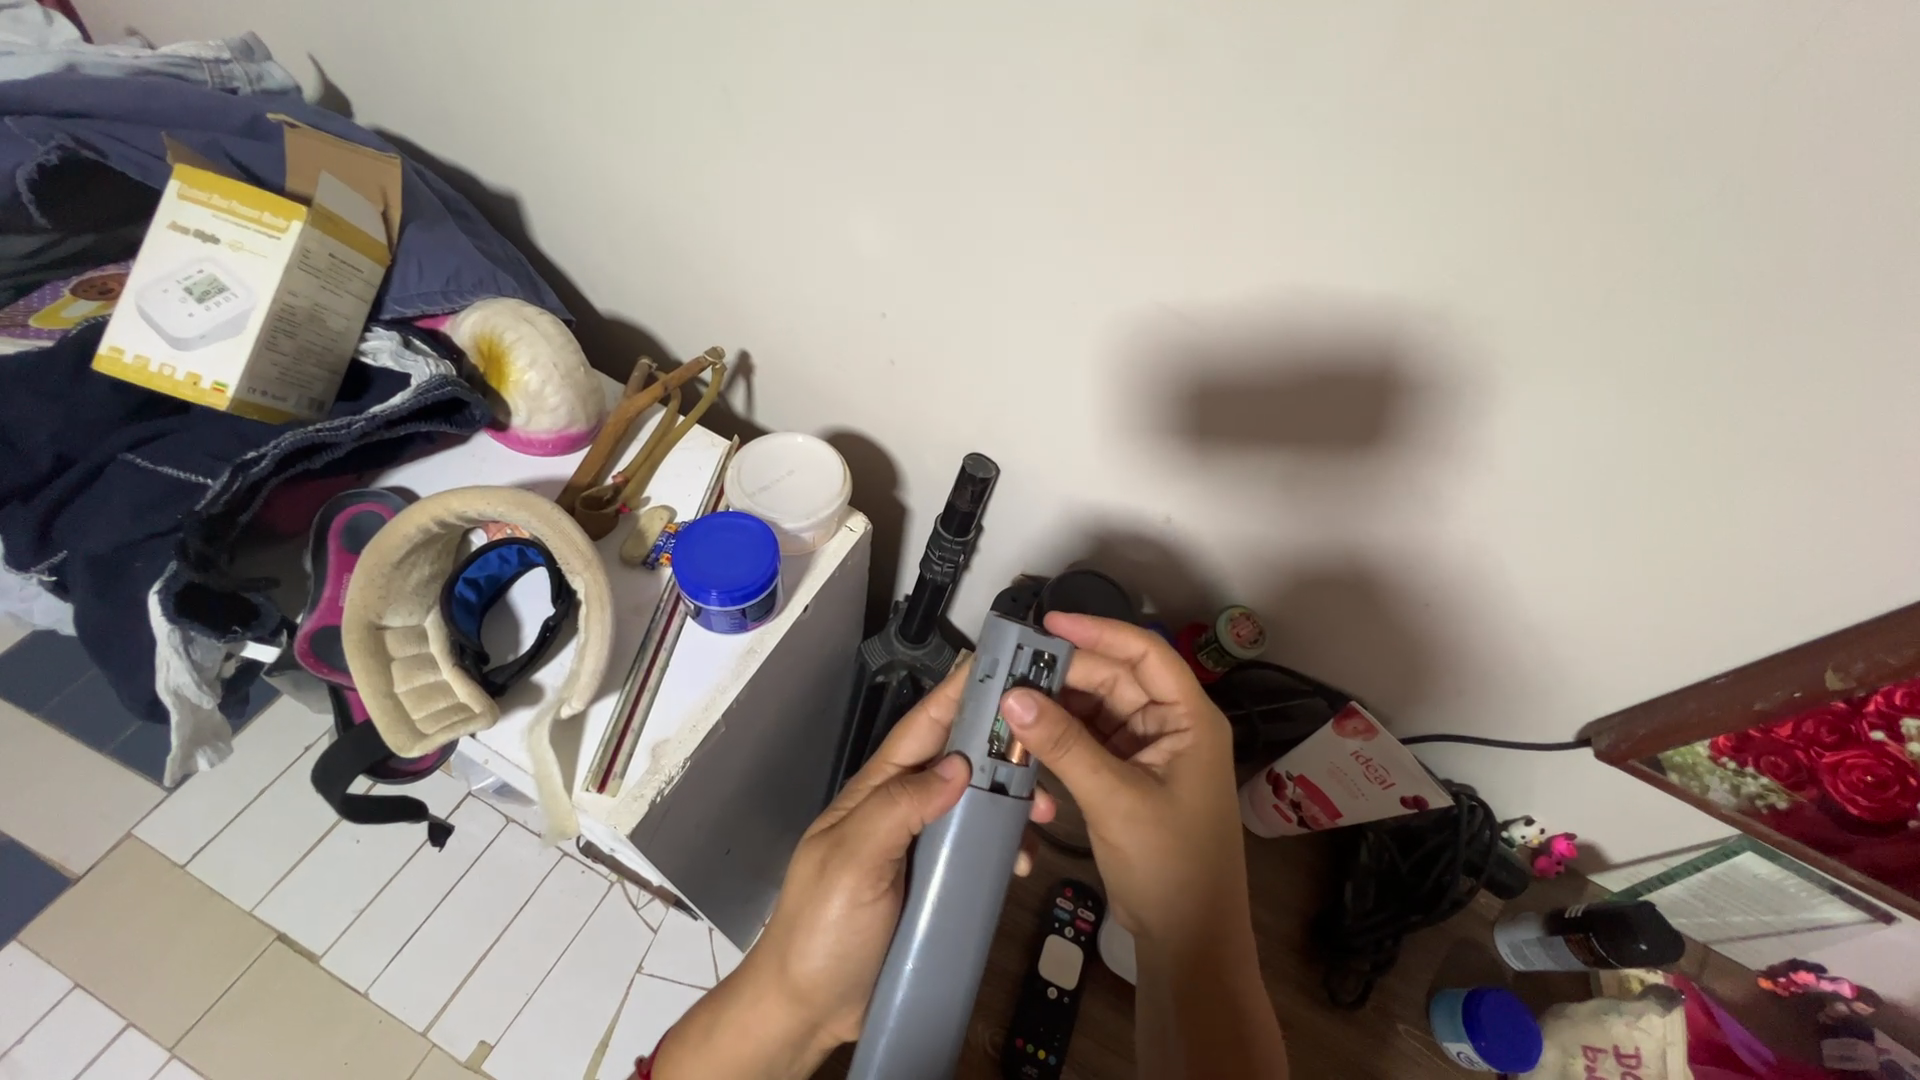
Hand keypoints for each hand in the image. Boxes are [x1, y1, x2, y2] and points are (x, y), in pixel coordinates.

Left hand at [652, 660, 1053, 1078]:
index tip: (1001, 661)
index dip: (959, 690)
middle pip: (960, 760)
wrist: (810, 1006)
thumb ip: (898, 809)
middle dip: (1002, 748)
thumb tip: (958, 766)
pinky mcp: (936, 881)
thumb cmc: (822, 927)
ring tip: (1045, 815)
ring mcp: (921, 844)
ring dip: (1011, 800)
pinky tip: (1022, 862)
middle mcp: (903, 806)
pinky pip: (977, 850)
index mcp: (878, 790)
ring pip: (976, 804)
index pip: (924, 725)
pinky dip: (1004, 847)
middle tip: (1045, 750)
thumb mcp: (852, 860)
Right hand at [999, 612, 1248, 947]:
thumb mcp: (1115, 798)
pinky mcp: (1125, 774)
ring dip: (1057, 704)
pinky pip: (1087, 739)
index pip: (1145, 654)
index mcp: (1188, 718)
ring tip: (1008, 696)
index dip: (1099, 632)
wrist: (1187, 939)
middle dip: (1064, 674)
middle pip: (1114, 679)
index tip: (1048, 625)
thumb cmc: (1170, 864)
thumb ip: (1063, 744)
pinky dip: (1058, 735)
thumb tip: (1012, 697)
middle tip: (1010, 669)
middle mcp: (1169, 724)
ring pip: (1095, 708)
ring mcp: (1146, 750)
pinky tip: (1024, 731)